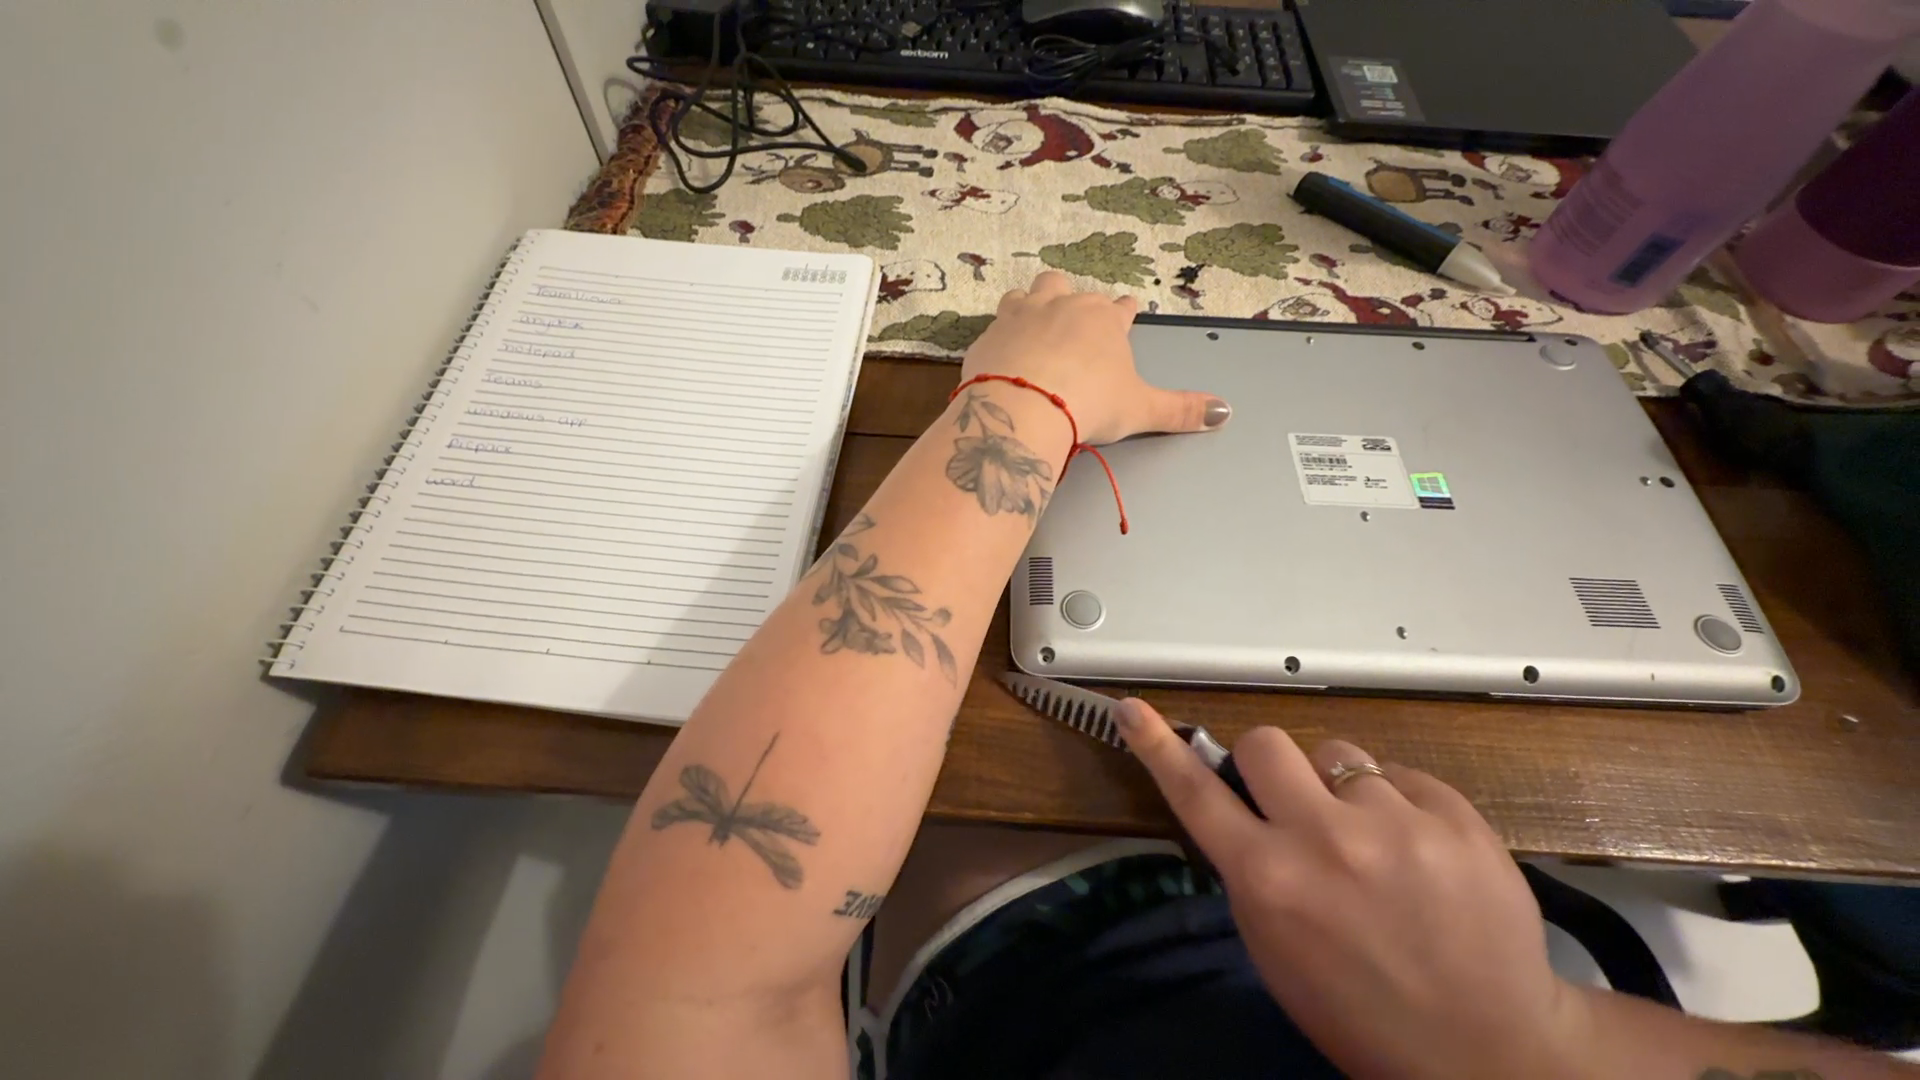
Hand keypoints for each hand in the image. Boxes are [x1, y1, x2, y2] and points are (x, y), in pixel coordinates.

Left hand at [961, 271, 1230, 444]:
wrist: (1025, 406)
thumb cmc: (1089, 402)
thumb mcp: (1140, 409)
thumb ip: (1180, 410)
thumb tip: (1226, 412)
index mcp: (1102, 320)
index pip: (1119, 309)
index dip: (1124, 312)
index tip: (1127, 310)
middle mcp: (1061, 306)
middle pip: (1064, 286)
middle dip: (1068, 297)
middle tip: (1069, 313)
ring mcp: (1019, 317)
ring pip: (1024, 294)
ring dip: (1028, 304)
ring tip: (1030, 318)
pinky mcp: (987, 337)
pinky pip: (992, 327)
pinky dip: (998, 338)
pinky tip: (999, 351)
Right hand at [1114, 699, 1590, 1079]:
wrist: (1489, 1050)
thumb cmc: (1357, 1010)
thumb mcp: (1273, 948)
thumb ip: (1248, 870)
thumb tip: (1236, 804)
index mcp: (1269, 881)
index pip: (1196, 793)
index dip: (1158, 747)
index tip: (1133, 708)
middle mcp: (1325, 839)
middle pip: (1266, 742)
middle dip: (1268, 765)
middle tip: (1290, 799)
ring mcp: (1396, 823)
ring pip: (1338, 755)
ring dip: (1340, 788)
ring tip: (1371, 839)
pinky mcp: (1455, 817)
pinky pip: (1401, 774)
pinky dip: (1398, 803)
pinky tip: (1419, 851)